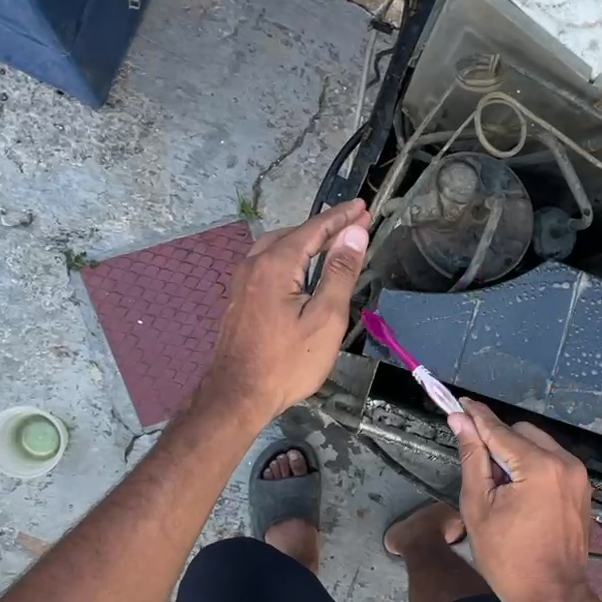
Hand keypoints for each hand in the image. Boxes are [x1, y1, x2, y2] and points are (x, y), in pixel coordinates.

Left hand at [199, 200, 371, 422]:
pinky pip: (268, 264)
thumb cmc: (288, 362)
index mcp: (276, 264)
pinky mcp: (240, 299)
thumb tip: (355, 234)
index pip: (315, 229)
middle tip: (355, 224)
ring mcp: (242, 282)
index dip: (342, 217)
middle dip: (325, 227)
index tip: (363, 207)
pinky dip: (291, 257)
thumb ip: (340, 273)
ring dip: (306, 241)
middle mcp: (254, 264)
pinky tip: (301, 270)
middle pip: (294, 234)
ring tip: (332, 243)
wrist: (238, 394)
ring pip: (278, 248)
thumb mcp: (325, 318)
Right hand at [448, 400, 601, 601]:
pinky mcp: (582, 489)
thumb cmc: (507, 558)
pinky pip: (552, 463)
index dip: (476, 417)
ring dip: (516, 455)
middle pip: (522, 433)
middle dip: (498, 442)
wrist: (551, 595)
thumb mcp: (478, 506)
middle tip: (478, 468)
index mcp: (539, 466)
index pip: (500, 430)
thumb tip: (461, 423)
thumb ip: (472, 458)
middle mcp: (565, 462)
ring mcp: (578, 476)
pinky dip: (533, 468)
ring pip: (538, 446)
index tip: (459, 403)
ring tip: (499, 489)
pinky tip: (518, 495)